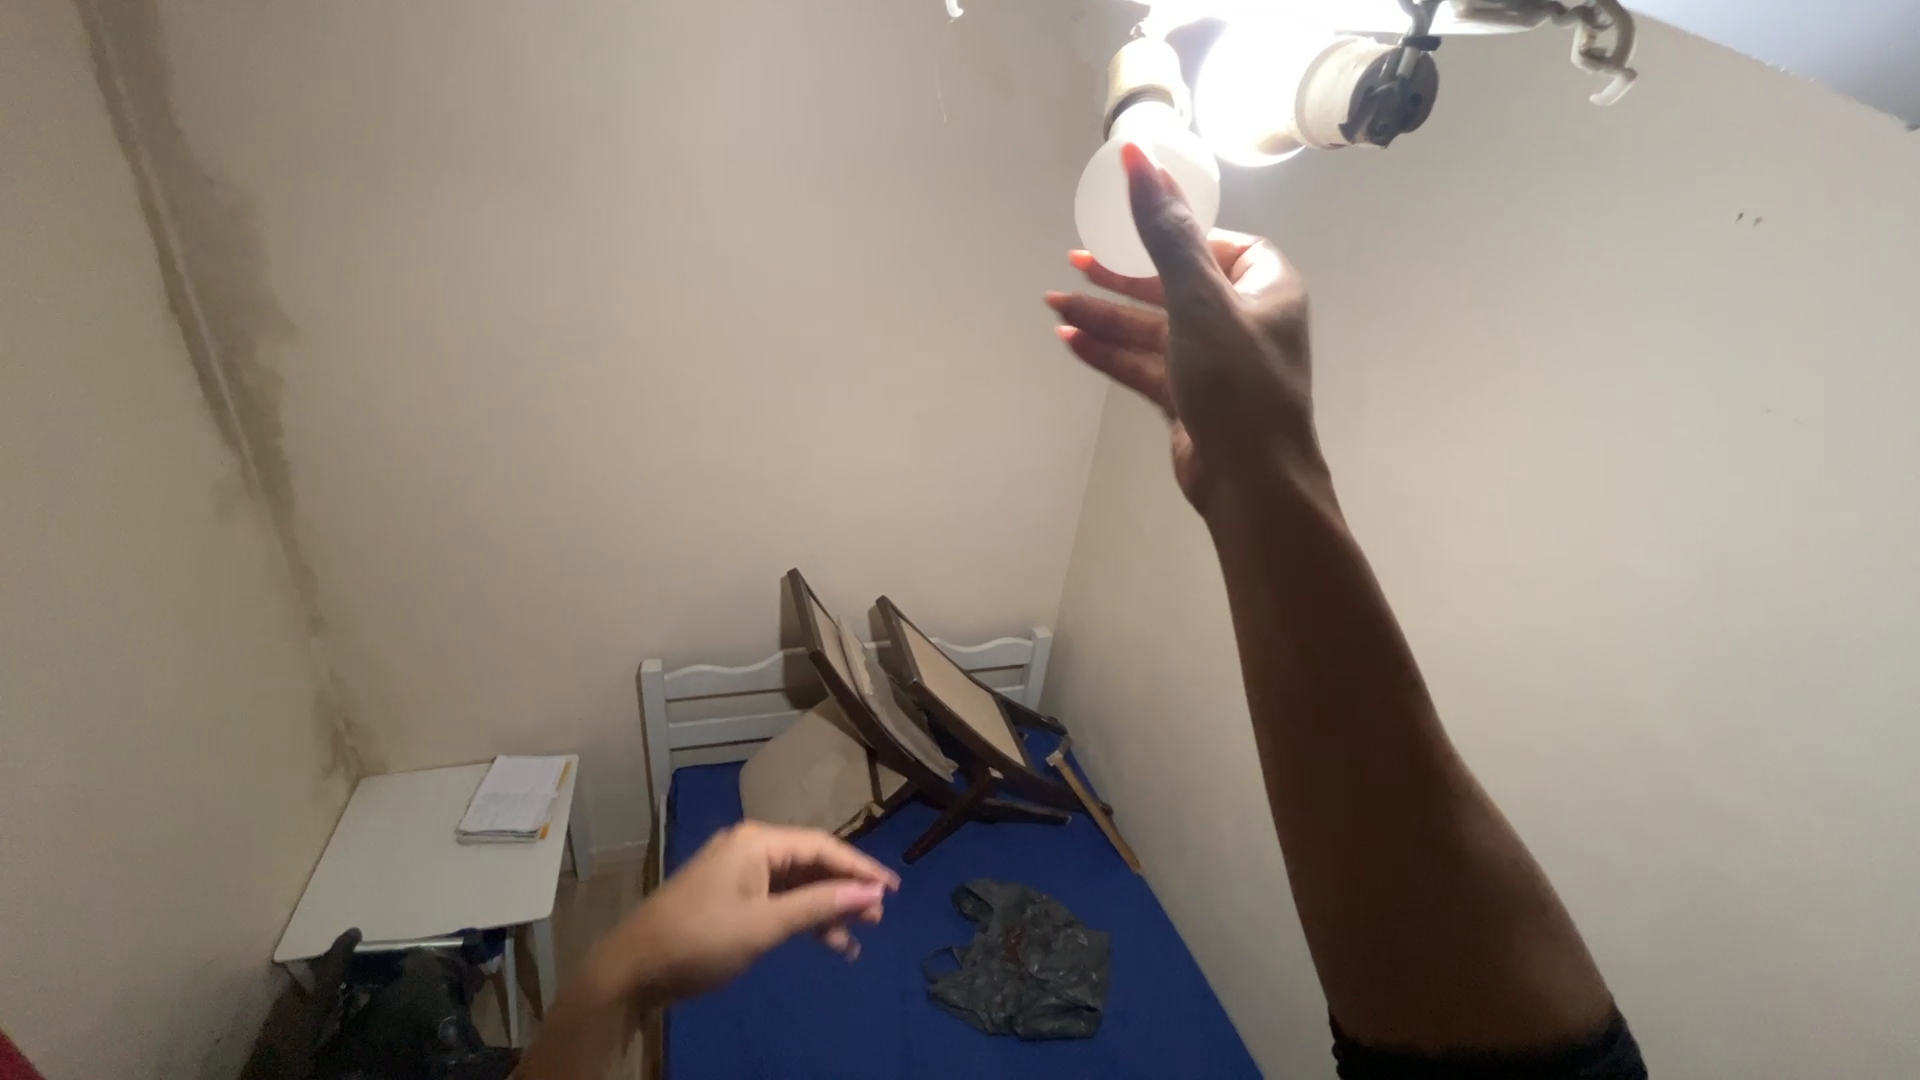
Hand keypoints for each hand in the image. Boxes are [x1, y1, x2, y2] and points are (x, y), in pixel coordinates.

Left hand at [590, 821, 898, 1002]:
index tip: (892, 889)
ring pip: (797, 882)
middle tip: (877, 916)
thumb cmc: (701, 939)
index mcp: (759, 841)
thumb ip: (820, 905)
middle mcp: (752, 845)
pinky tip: (825, 941)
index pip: (823, 846)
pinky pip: (778, 896)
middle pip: (812, 862)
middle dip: (845, 889)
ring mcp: (740, 869)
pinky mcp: (732, 893)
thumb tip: (871, 892)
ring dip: (825, 907)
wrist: (632, 969)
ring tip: (856, 936)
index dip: (860, 867)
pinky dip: (801, 916)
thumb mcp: (765, 925)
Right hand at [1046, 143, 1315, 511]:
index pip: (1216, 244)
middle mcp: (1240, 320)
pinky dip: (1109, 353)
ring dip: (1104, 317)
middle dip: (1121, 279)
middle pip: (1172, 287)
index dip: (1172, 233)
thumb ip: (1167, 235)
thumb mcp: (1200, 301)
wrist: (1249, 480)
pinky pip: (1143, 365)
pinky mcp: (1188, 398)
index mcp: (1264, 287)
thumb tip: (1139, 159)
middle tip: (1074, 264)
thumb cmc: (1236, 383)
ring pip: (1151, 329)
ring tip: (1053, 305)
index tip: (1127, 228)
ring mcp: (1212, 363)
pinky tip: (1071, 341)